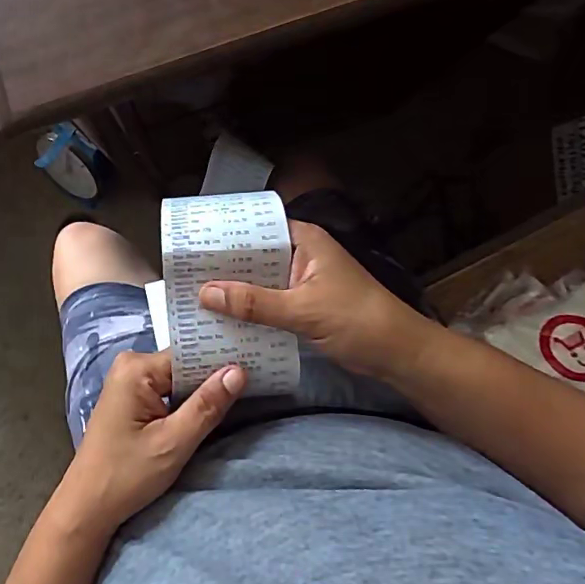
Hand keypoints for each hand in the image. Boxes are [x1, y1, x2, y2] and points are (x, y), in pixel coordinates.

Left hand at [49, 351, 243, 533]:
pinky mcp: (131, 398)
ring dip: (203, 390)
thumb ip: (206, 406)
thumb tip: (238, 370)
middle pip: (184, 364)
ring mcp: (129, 380)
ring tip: (245, 388)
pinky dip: (188, 400)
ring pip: (178, 378)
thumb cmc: (126, 475)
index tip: (257, 361)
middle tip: (258, 375)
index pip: (189, 354)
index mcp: (136, 368)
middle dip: (215, 376)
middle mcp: (130, 365)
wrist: (87, 505)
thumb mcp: (173, 443)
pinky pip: (167, 390)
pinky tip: (214, 405)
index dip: (222, 361)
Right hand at [200, 220, 439, 382]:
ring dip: (233, 288)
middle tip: (184, 270)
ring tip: (193, 292)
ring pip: (258, 279)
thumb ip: (253, 302)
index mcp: (303, 239)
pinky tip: (222, 315)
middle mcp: (300, 253)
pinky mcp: (302, 303)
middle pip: (253, 253)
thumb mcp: (302, 310)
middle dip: (223, 264)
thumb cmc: (357, 320)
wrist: (401, 356)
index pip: (255, 227)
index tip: (191, 242)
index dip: (224, 233)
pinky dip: (248, 307)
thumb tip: (204, 293)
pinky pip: (267, 300)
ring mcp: (301, 279)